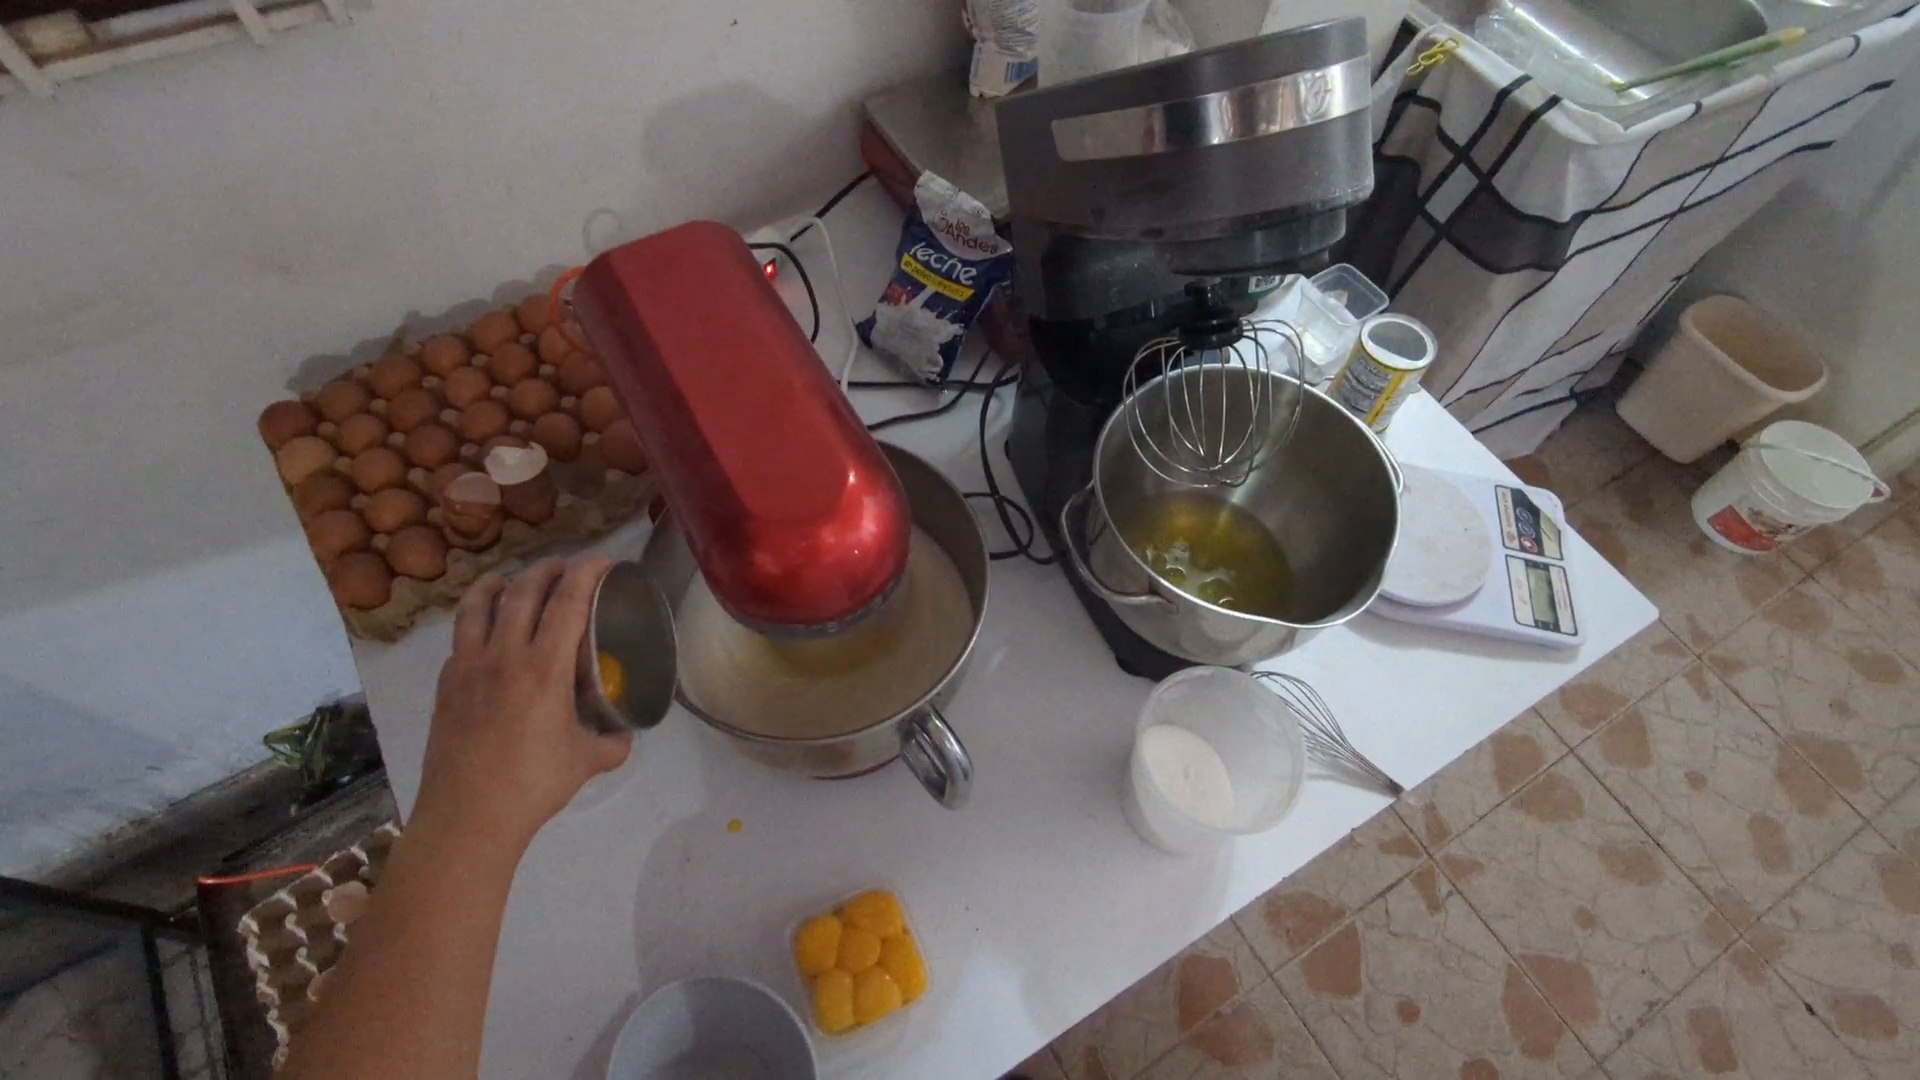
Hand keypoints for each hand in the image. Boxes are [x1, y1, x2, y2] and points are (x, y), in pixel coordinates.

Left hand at [414, 555, 632, 847]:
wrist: (467, 818)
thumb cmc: (534, 785)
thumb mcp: (589, 760)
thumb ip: (613, 740)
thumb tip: (625, 731)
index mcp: (544, 669)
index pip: (567, 602)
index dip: (586, 573)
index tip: (603, 562)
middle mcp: (503, 656)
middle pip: (523, 591)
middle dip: (548, 569)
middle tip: (567, 568)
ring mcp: (468, 667)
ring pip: (479, 604)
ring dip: (502, 582)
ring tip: (516, 580)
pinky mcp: (447, 684)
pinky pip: (462, 634)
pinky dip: (478, 616)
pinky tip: (488, 628)